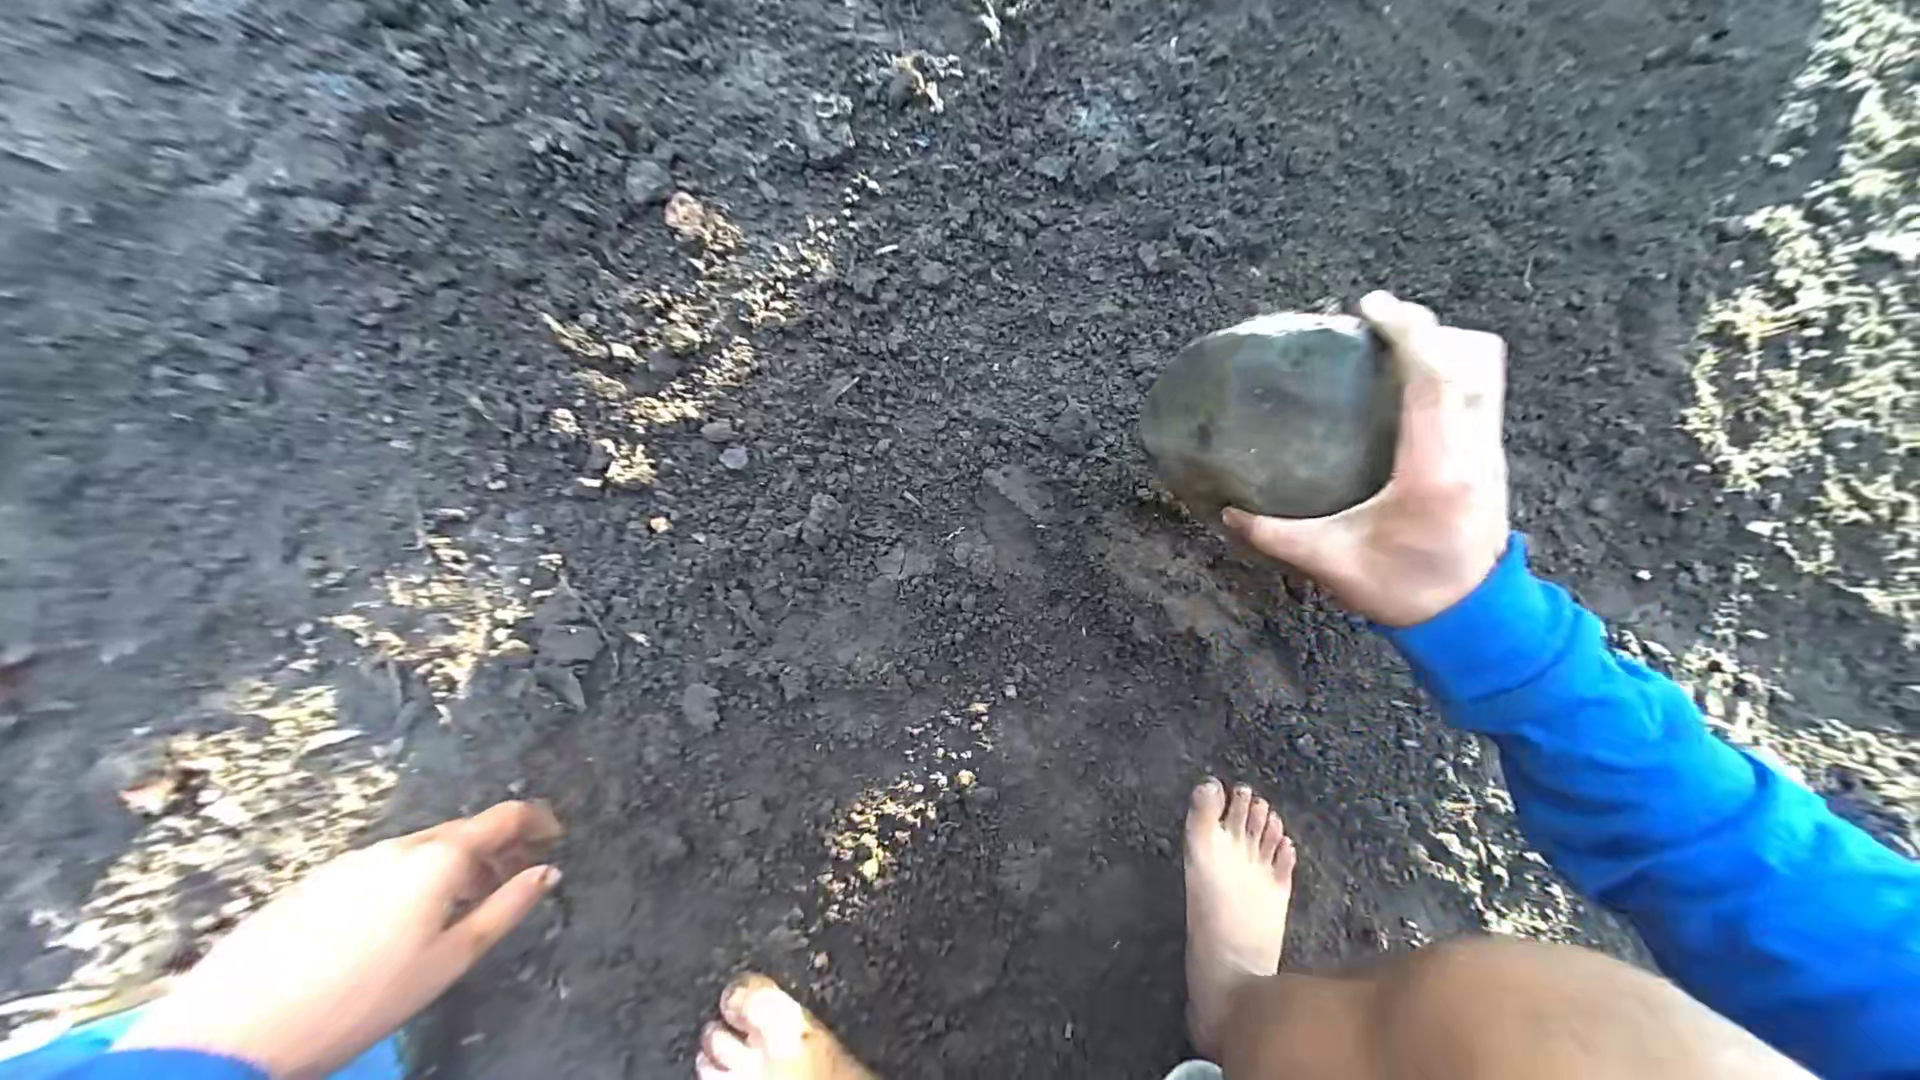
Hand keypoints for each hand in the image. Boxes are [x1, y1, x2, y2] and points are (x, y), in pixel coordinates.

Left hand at [118, 801, 563, 1078]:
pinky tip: (391, 922)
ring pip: (419, 849)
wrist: (223, 1037)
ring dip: (450, 864)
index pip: (506, 816)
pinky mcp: (310, 883)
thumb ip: (507, 907)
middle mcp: (398, 846)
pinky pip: (378, 866)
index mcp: (439, 857)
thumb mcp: (450, 959)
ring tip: (452, 906)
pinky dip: (407, 878)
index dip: (537, 820)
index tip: (553, 835)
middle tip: (508, 878)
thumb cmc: (361, 997)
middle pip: (462, 831)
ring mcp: (349, 862)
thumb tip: (548, 870)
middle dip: (494, 847)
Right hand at [1223, 292, 1508, 626]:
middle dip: (1428, 328)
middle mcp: (1472, 450)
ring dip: (1442, 346)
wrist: (1474, 619)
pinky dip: (1448, 370)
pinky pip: (1480, 391)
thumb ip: (1274, 536)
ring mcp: (1488, 451)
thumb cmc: (1403, 590)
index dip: (1408, 331)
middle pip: (1474, 357)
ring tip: (1389, 348)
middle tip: (1374, 327)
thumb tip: (1228, 511)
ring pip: (1485, 370)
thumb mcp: (1329, 563)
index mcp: (1434, 470)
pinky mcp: (1489, 457)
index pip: (1435, 379)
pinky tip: (1405, 386)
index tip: (1369, 309)